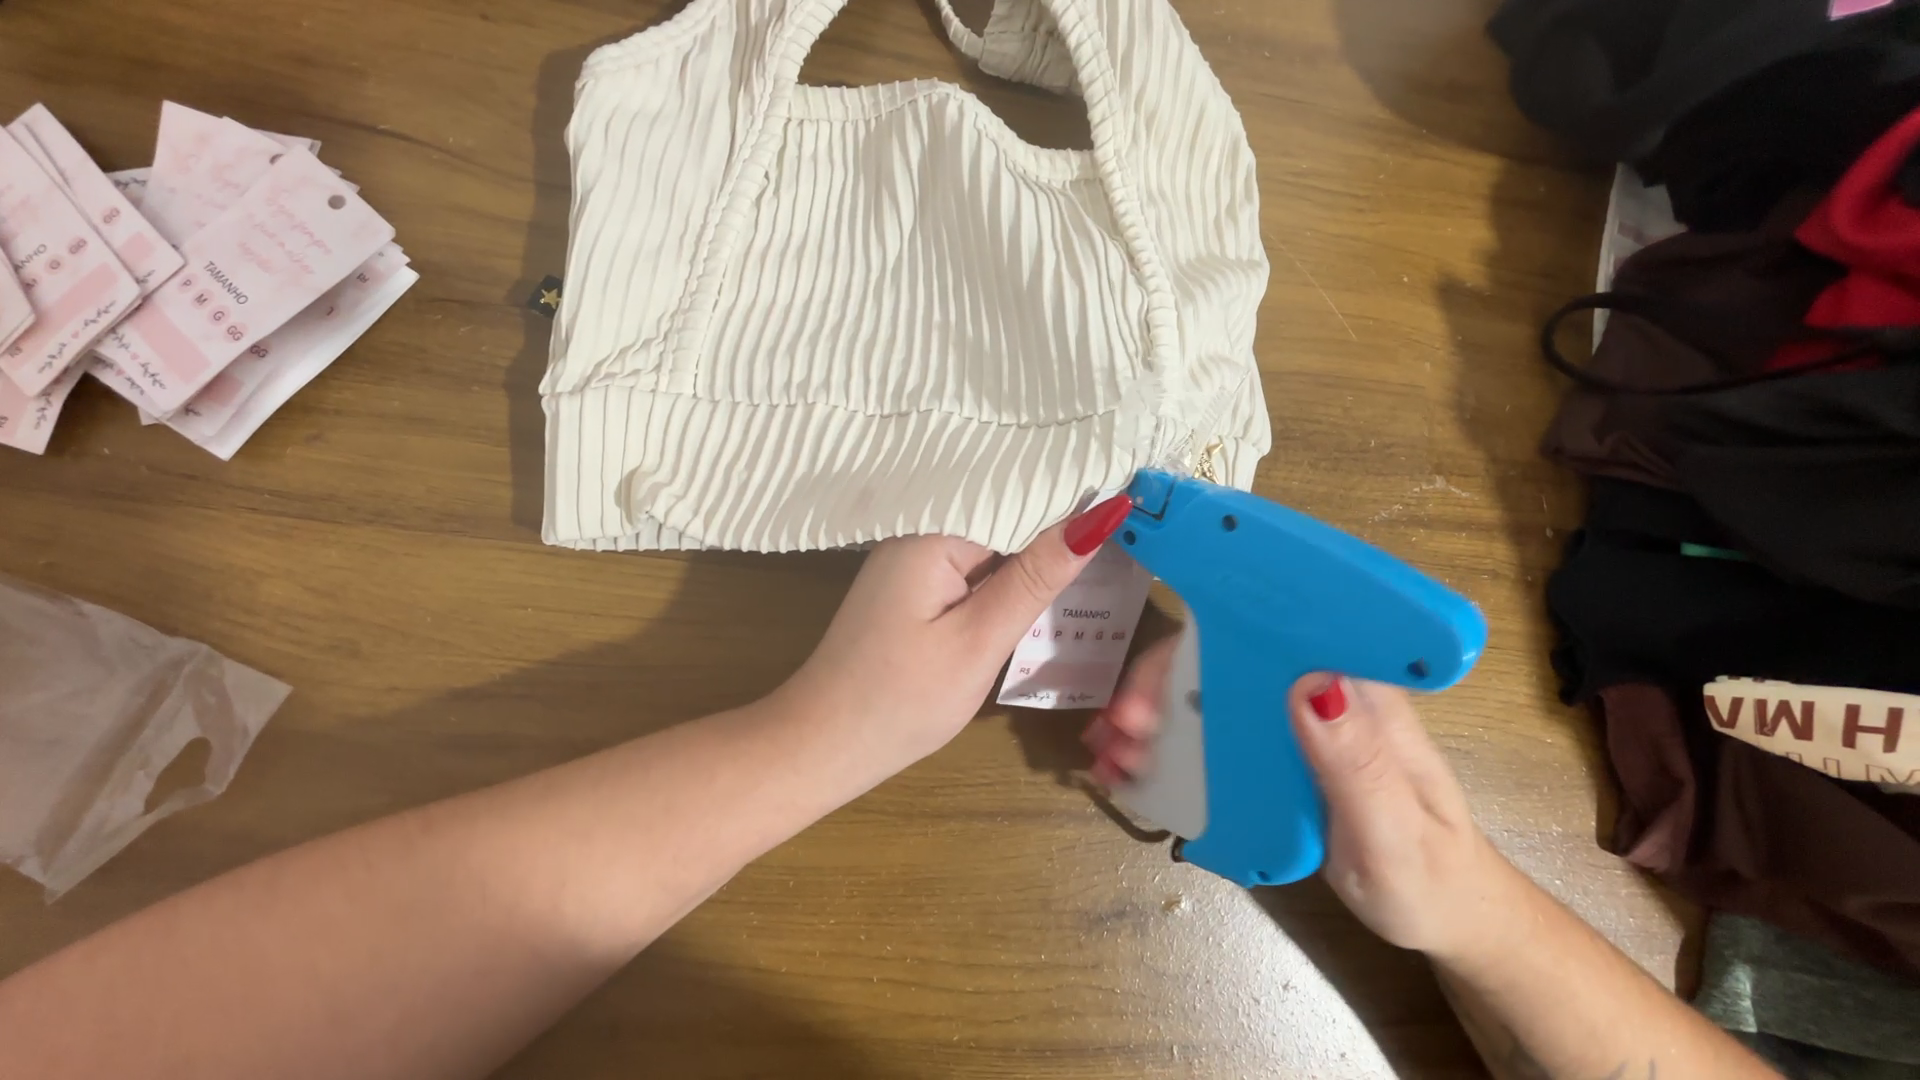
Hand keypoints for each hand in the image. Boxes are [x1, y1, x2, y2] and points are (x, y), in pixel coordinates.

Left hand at [774, 495, 1134, 774]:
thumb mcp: (978, 640)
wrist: (823, 746)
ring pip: (992, 546)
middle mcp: (919, 533)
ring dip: (1037, 555)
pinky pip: (972, 569)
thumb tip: (1101, 516)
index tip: (1135, 505)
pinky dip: (1007, 578)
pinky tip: (1047, 585)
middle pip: (1005, 518)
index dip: (1076, 502)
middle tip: (1131, 528)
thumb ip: (1036, 577)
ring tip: (1109, 549)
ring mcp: (913, 561)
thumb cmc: (900, 700)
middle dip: (1060, 529)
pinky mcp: (913, 588)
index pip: (1018, 499)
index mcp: (932, 532)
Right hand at [1088, 642, 1515, 958]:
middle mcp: (1320, 690)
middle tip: (1118, 733)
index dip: (1200, 646)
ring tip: (1109, 755)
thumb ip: (1356, 763)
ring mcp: (1293, 720)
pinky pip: (1213, 730)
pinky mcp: (1275, 749)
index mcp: (1357, 691)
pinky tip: (1131, 767)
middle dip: (1157, 686)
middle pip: (1223, 658)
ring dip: (1151, 715)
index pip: (1270, 634)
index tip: (1152, 694)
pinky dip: (1165, 744)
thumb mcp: (1394, 832)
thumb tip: (1308, 681)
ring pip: (1208, 692)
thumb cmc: (1431, 878)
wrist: (1446, 915)